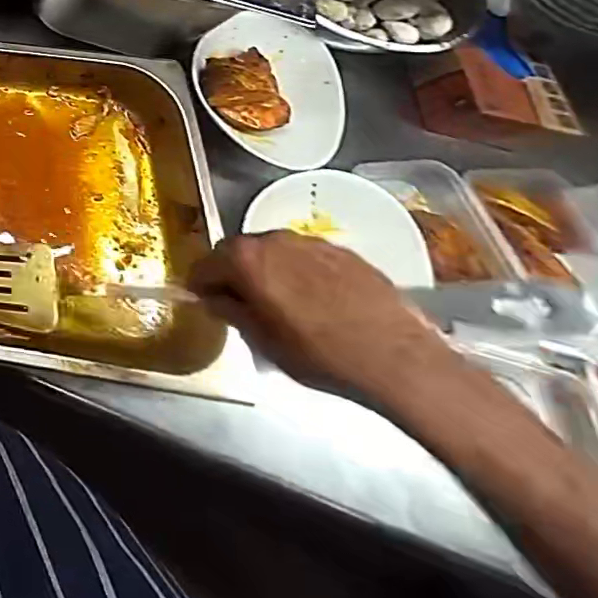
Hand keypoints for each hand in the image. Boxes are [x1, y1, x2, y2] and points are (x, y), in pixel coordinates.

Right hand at [188, 231, 455, 403]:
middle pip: (238, 250)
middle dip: (232, 272)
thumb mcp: (263, 341)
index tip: (203, 301)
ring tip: (280, 302)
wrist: (397, 358)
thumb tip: (214, 299)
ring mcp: (310, 242)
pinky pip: (305, 256)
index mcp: (246, 259)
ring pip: (273, 250)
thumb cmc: (320, 355)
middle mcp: (274, 239)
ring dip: (267, 269)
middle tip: (240, 302)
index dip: (200, 284)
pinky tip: (314, 301)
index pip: (205, 264)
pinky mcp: (342, 251)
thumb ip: (231, 312)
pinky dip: (298, 271)